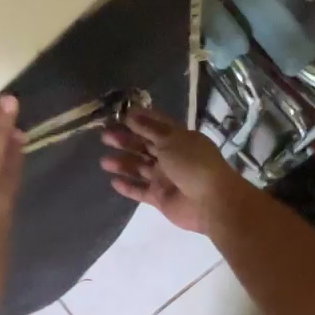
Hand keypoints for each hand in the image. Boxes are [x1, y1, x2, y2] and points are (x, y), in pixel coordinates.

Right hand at [100, 106, 243, 233]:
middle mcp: (171, 156)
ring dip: (123, 163)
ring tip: (104, 161)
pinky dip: (128, 186)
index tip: (119, 114)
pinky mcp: (160, 198)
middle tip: (105, 136)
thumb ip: (149, 128)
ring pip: (140, 168)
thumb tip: (132, 113)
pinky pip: (140, 190)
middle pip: (144, 146)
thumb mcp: (171, 139)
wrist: (211, 201)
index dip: (139, 119)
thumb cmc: (193, 164)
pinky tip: (113, 181)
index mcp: (178, 139)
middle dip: (125, 141)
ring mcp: (165, 178)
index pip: (156, 125)